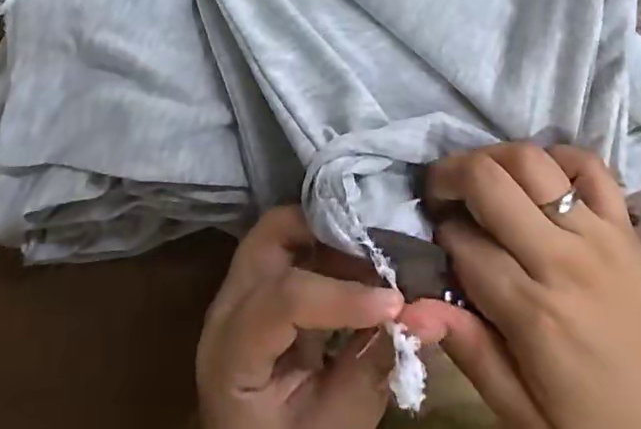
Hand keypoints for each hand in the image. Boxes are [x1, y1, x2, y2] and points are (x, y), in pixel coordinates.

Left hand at [196, 206, 407, 428]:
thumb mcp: (334, 426)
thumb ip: (370, 369)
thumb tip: (415, 315)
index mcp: (231, 353)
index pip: (282, 297)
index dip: (341, 294)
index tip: (394, 301)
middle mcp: (225, 309)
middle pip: (270, 237)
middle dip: (326, 231)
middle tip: (378, 249)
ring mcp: (237, 295)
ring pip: (280, 234)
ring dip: (330, 236)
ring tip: (376, 257)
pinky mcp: (257, 293)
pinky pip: (289, 251)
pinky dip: (326, 248)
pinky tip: (360, 266)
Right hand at [403, 144, 640, 428]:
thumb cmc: (597, 424)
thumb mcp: (525, 414)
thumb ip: (471, 353)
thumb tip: (413, 306)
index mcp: (533, 312)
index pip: (462, 243)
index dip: (438, 238)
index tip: (437, 248)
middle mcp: (561, 259)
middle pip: (488, 181)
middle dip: (449, 176)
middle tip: (440, 195)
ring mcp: (598, 234)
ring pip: (531, 160)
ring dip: (492, 157)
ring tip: (480, 179)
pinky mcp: (625, 225)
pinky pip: (589, 165)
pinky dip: (558, 157)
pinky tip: (540, 178)